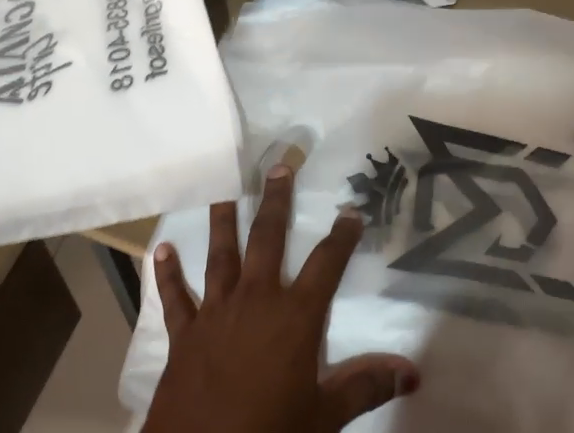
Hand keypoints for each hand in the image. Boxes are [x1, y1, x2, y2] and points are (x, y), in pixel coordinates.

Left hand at [140, 165, 419, 432]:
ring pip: (221, 254)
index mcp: (295, 317)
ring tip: (223, 189)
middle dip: (275, 202)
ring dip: (222, 220)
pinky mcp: (185, 331)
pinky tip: (162, 249)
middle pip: (268, 240)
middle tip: (278, 165)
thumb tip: (411, 372)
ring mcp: (217, 311)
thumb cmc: (270, 431)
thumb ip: (365, 387)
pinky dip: (168, 273)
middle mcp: (256, 300)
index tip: (351, 211)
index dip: (341, 237)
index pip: (326, 265)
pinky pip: (176, 296)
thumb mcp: (325, 416)